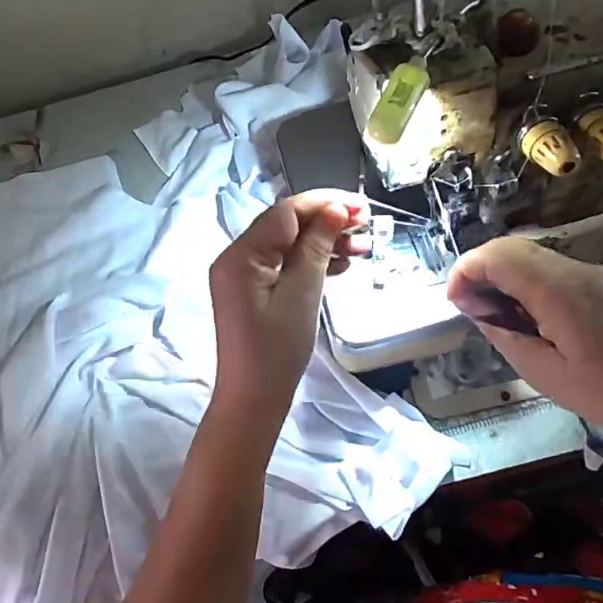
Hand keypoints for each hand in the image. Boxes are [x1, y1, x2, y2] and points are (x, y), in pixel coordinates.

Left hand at [208, 191, 367, 416]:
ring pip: (287, 245)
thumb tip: (335, 210)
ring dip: (323, 243)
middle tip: (366, 225)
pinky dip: (311, 262)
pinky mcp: (252, 292)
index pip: (285, 213)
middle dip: (326, 221)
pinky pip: (283, 265)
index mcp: (241, 255)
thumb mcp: (302, 293)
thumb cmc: (278, 350)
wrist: (254, 398)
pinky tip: (341, 266)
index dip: (324, 204)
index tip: (360, 207)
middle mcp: (236, 258)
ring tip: (361, 249)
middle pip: (286, 226)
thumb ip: (317, 246)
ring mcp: (242, 276)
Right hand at [446, 237, 602, 453]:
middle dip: (480, 269)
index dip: (466, 271)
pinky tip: (528, 315)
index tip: (455, 302)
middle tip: (469, 308)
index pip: (498, 256)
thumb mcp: (543, 373)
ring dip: (503, 275)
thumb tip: (474, 306)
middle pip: (513, 247)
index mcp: (560, 291)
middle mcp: (577, 270)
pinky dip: (527, 281)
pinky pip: (553, 269)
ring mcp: (594, 274)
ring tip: (496, 315)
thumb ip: (502, 332)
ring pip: (532, 255)